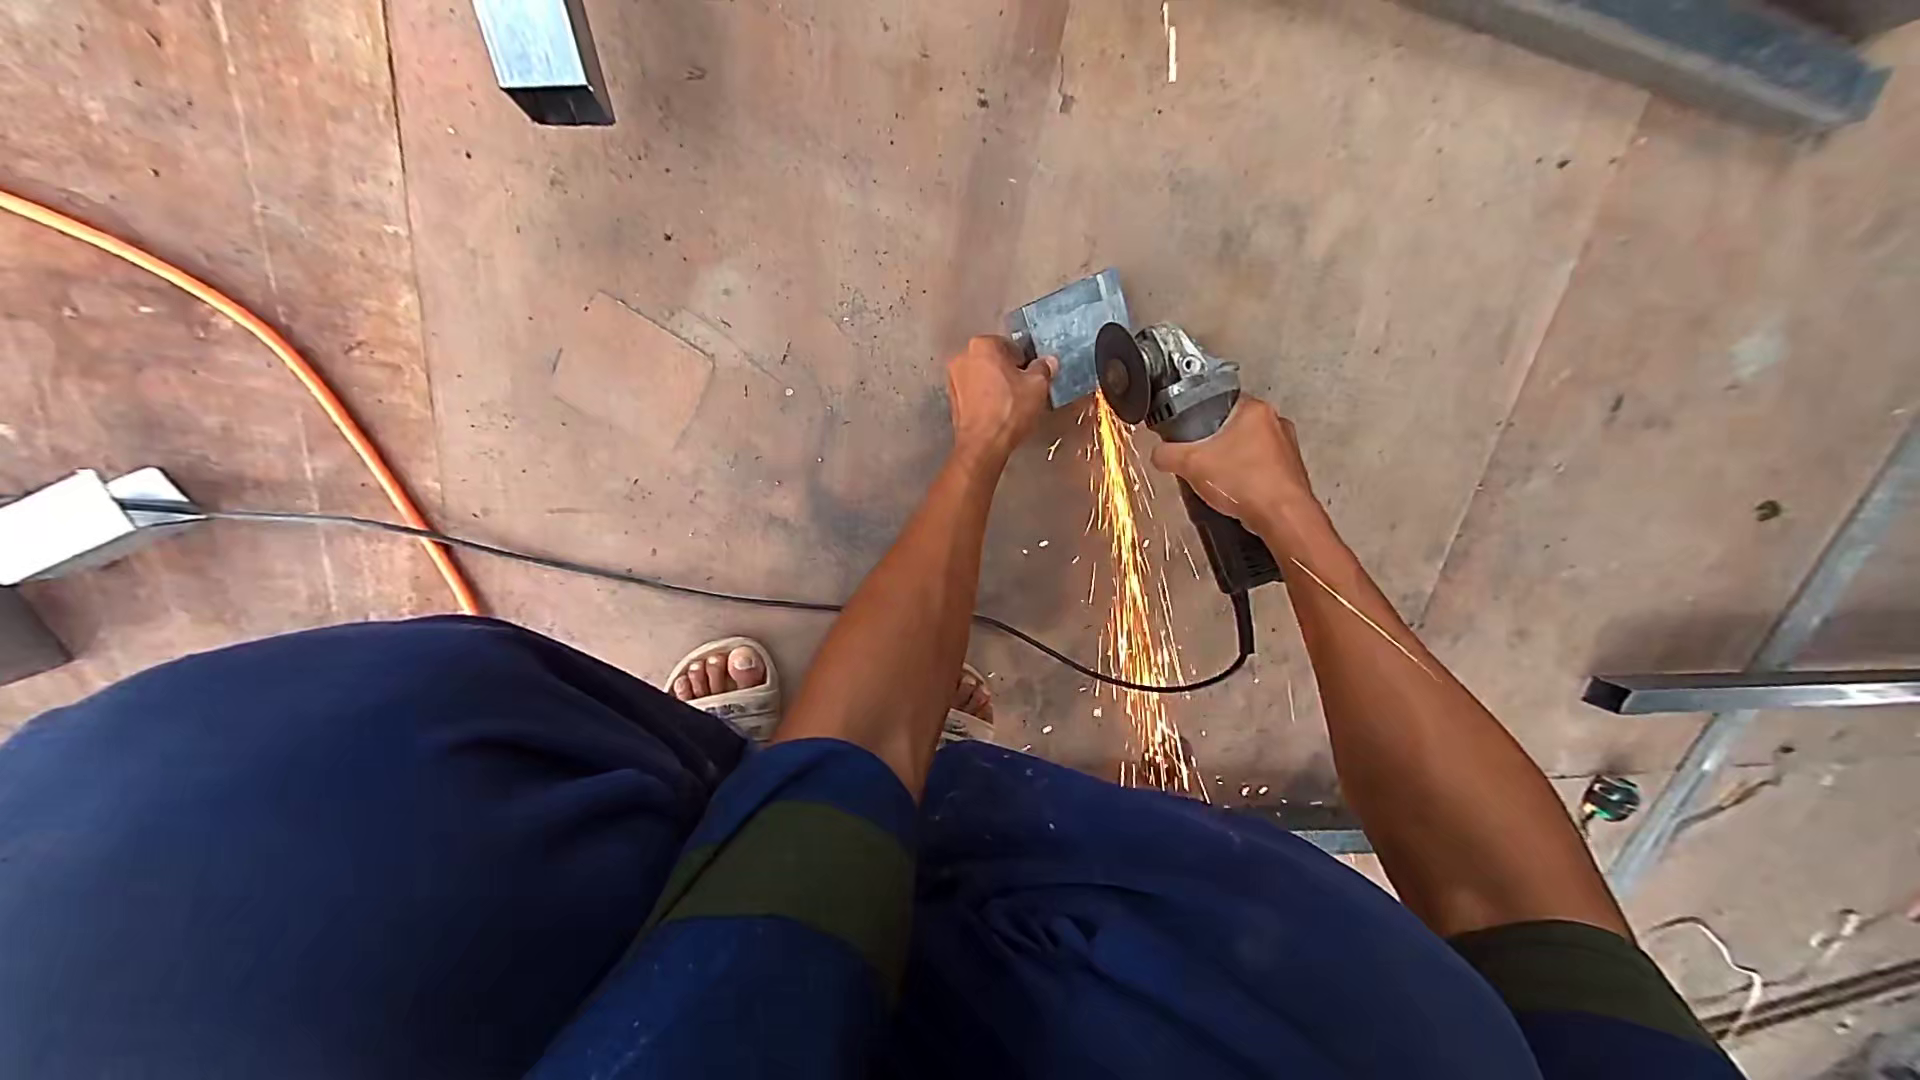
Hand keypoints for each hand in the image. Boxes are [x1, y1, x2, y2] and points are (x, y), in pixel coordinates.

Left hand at [946, 336, 1055, 463]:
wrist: (983, 444)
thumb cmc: (1011, 409)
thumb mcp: (1037, 386)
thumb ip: (1043, 368)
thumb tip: (1048, 361)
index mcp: (983, 344)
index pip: (1011, 346)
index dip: (1025, 362)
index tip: (1031, 378)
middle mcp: (962, 356)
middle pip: (993, 360)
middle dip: (1007, 372)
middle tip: (1022, 390)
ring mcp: (952, 378)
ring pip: (982, 376)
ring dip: (994, 384)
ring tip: (1009, 404)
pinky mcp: (950, 399)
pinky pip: (973, 391)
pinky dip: (983, 397)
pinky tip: (994, 411)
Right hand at [1150, 396, 1327, 547]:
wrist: (1281, 516)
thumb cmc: (1246, 482)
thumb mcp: (1190, 464)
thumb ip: (1167, 454)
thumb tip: (1159, 453)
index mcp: (1254, 410)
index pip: (1220, 402)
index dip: (1200, 419)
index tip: (1190, 434)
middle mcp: (1276, 423)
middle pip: (1233, 428)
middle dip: (1215, 445)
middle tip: (1200, 461)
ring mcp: (1287, 448)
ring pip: (1248, 449)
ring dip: (1232, 463)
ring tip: (1217, 480)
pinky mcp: (1291, 472)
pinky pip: (1261, 470)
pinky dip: (1247, 480)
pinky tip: (1235, 493)